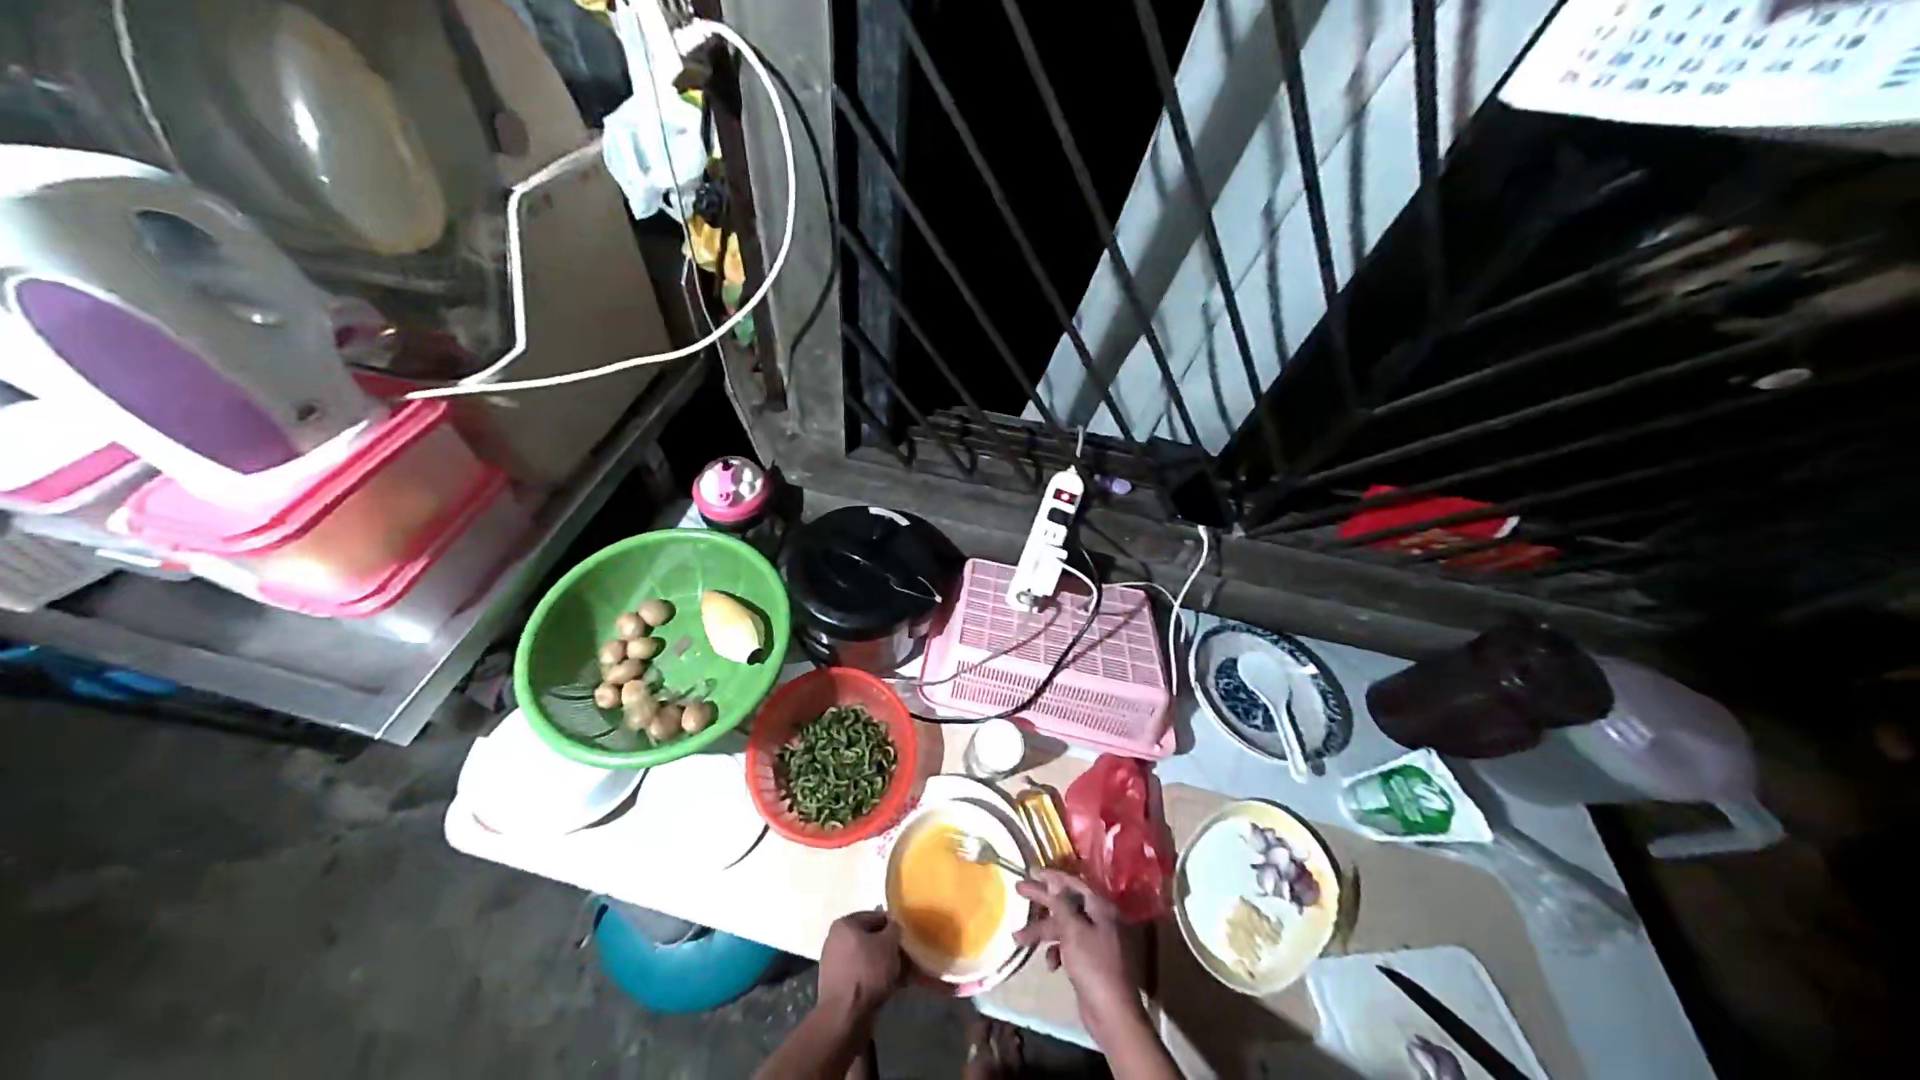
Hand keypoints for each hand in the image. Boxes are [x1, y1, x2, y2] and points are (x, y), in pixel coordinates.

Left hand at [817, 910, 903, 1023]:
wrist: (845, 1015)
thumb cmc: (868, 971)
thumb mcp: (889, 943)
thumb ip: (894, 928)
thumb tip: (893, 926)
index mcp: (844, 924)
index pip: (875, 916)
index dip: (893, 926)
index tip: (906, 937)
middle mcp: (835, 940)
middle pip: (869, 939)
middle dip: (888, 948)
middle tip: (905, 957)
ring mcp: (833, 964)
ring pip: (866, 958)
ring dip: (883, 964)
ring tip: (901, 975)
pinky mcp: (836, 985)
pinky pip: (860, 974)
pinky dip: (874, 978)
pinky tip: (889, 987)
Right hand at [1013, 870, 1145, 1045]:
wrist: (1112, 1013)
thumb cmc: (1093, 965)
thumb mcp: (1073, 931)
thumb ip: (1062, 904)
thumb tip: (1054, 880)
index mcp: (1101, 908)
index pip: (1074, 884)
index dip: (1052, 876)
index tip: (1031, 871)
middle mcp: (1100, 920)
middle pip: (1066, 904)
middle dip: (1042, 900)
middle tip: (1018, 890)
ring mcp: (1095, 941)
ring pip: (1064, 927)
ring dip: (1043, 932)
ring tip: (1019, 938)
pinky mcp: (1090, 960)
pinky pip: (1069, 947)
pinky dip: (1057, 952)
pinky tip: (1050, 964)